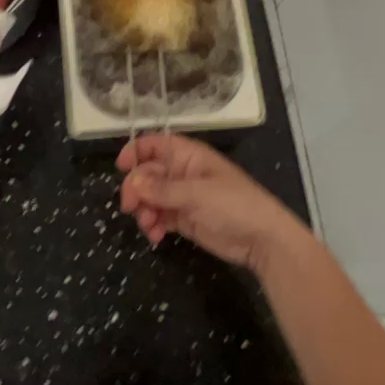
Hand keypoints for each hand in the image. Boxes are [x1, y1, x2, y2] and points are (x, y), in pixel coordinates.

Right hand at [117, 134, 311, 273]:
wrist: (262, 240)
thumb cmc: (234, 205)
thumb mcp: (197, 194)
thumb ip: (163, 188)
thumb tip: (133, 181)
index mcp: (189, 156)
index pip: (157, 144)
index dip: (137, 151)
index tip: (121, 167)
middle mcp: (183, 173)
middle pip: (149, 173)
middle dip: (137, 188)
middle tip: (130, 207)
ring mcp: (184, 197)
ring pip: (151, 197)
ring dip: (144, 210)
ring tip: (148, 225)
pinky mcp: (185, 219)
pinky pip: (160, 216)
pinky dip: (153, 225)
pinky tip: (156, 236)